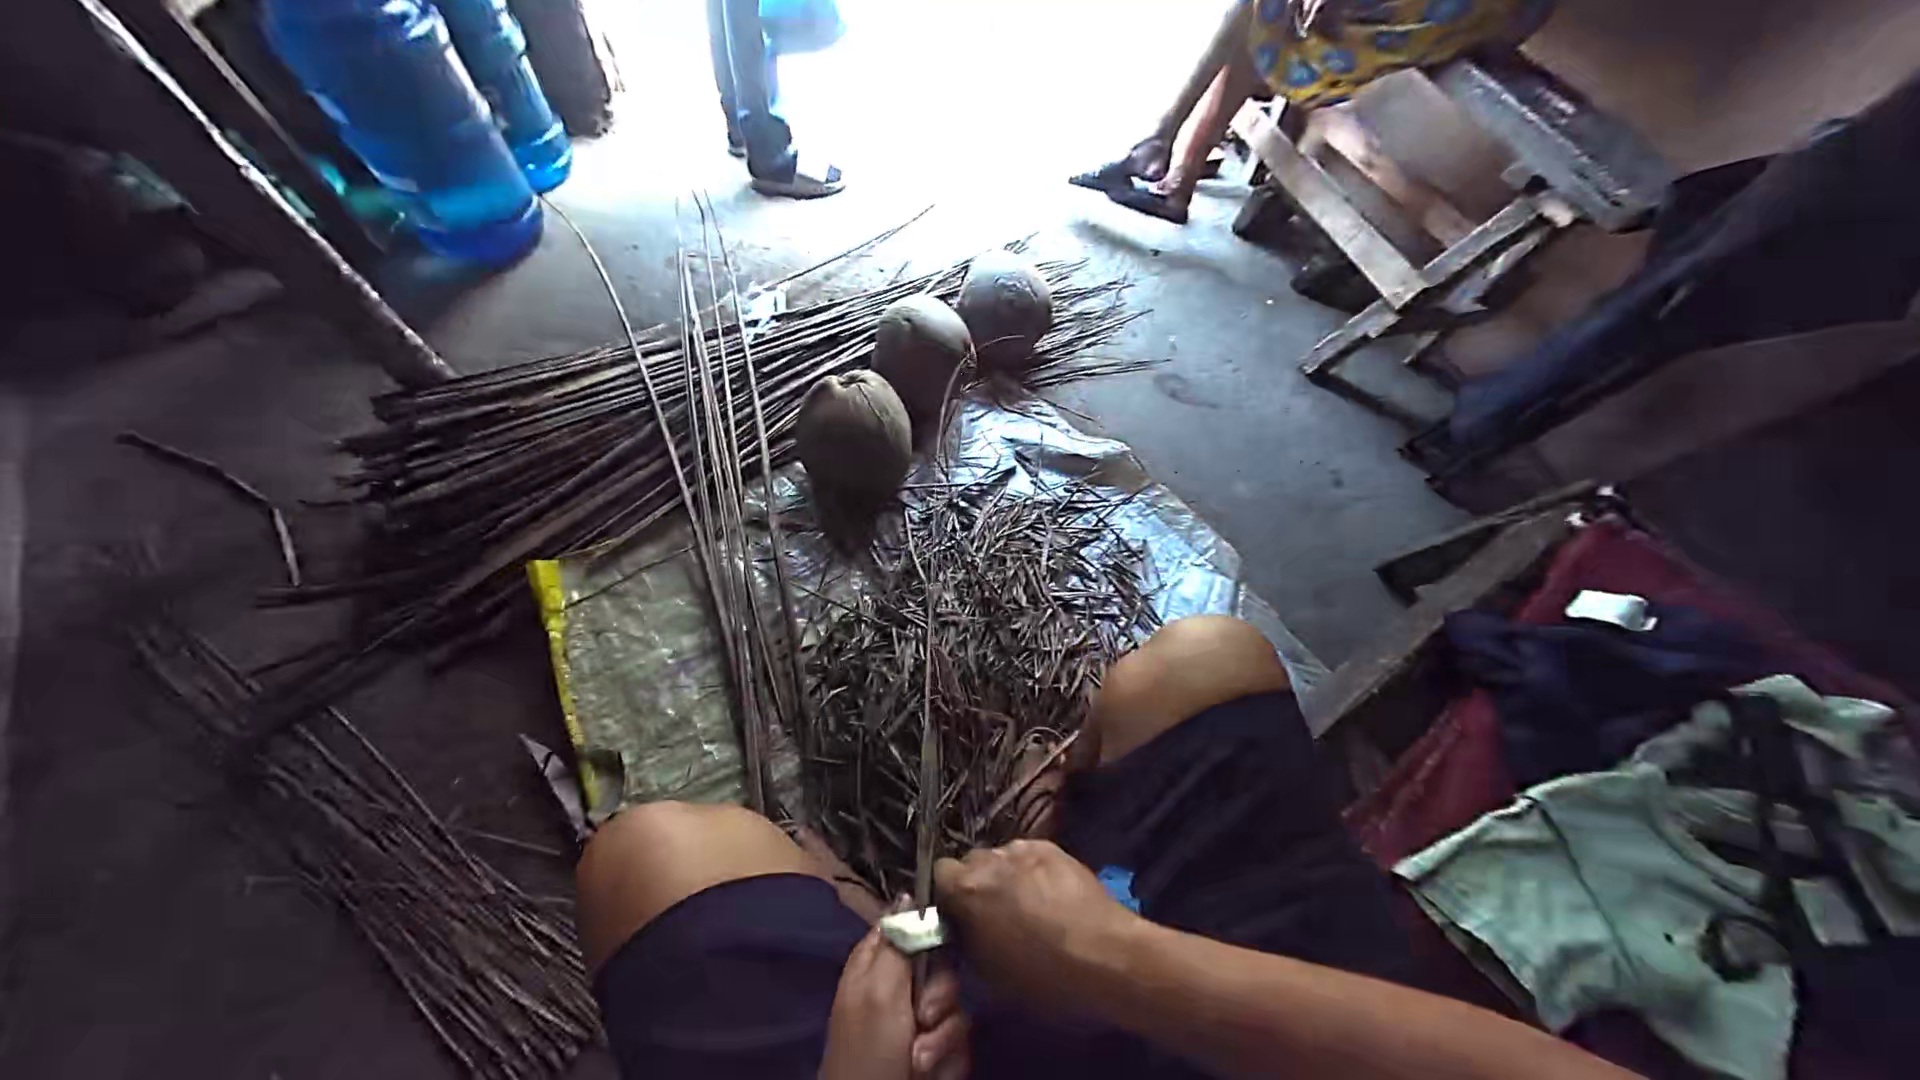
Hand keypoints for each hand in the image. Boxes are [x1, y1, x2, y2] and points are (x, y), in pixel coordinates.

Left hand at [818, 917, 970, 1079]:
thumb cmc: (868, 1052)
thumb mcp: (878, 989)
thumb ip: (899, 941)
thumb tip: (909, 890)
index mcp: (876, 963)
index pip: (911, 924)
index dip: (930, 932)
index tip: (938, 947)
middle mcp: (898, 987)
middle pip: (942, 966)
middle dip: (940, 996)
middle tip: (923, 1017)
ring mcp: (918, 1025)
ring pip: (957, 1007)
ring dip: (943, 1039)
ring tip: (918, 1062)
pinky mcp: (936, 1056)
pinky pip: (961, 1043)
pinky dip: (947, 1062)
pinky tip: (928, 1075)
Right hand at [933, 840, 1141, 1013]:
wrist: (1106, 957)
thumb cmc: (1044, 978)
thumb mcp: (990, 979)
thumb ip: (965, 946)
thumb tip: (960, 935)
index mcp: (968, 889)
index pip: (939, 874)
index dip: (948, 895)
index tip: (959, 916)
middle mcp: (991, 859)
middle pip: (971, 863)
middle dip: (976, 884)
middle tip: (992, 914)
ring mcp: (1024, 848)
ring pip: (1001, 857)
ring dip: (1004, 876)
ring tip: (1025, 905)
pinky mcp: (1052, 847)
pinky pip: (1028, 855)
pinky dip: (1031, 871)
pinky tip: (1048, 895)